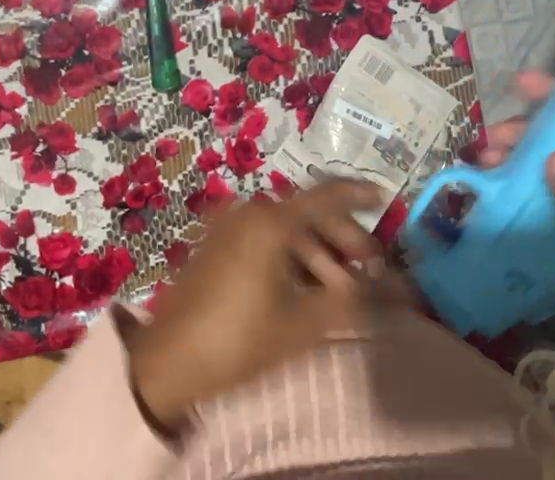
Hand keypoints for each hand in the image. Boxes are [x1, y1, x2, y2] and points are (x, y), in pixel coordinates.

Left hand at [125, 181, 391, 432]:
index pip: (327, 194)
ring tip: (340, 285)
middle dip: (342, 235)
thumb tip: (384, 283)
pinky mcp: (216, 243)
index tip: (386, 198)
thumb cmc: (238, 339)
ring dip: (317, 248)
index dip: (360, 195)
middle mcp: (249, 212)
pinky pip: (264, 236)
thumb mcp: (303, 323)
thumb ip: (348, 297)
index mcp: (271, 222)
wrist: (168, 360)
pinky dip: (291, 252)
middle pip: (307, 211)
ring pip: (286, 226)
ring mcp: (228, 225)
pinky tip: (306, 283)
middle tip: (369, 265)